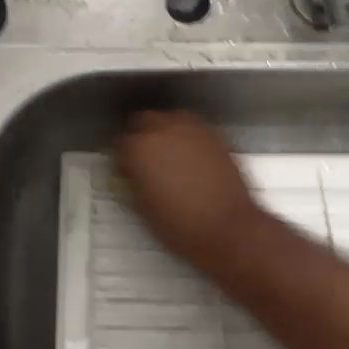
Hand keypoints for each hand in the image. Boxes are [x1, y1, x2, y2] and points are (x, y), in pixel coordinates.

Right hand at [114, 111, 262, 267]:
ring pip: (171, 119)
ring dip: (166, 132)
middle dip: (141, 136)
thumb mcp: (143, 208)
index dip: (121, 158)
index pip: (121, 142)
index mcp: (140, 149)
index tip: (125, 170)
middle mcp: (165, 130)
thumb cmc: (180, 225)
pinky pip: (194, 129)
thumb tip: (132, 176)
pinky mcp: (216, 137)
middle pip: (145, 120)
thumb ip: (133, 184)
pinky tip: (191, 157)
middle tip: (144, 157)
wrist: (228, 228)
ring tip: (168, 153)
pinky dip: (188, 138)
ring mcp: (193, 130)